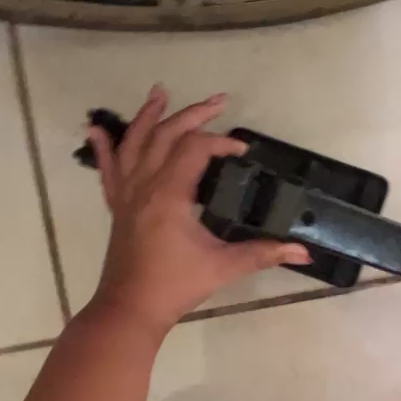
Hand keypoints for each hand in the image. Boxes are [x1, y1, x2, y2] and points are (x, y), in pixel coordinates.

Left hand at [83, 87, 309, 334]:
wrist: (130, 308)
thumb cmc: (176, 286)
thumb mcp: (223, 267)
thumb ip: (263, 254)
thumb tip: (303, 252)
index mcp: (169, 195)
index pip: (195, 149)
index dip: (221, 142)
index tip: (242, 152)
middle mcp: (144, 185)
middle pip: (166, 135)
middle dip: (193, 114)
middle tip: (218, 101)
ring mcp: (126, 194)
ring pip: (134, 143)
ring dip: (148, 116)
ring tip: (160, 92)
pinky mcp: (117, 206)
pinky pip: (108, 169)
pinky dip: (104, 147)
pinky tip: (96, 129)